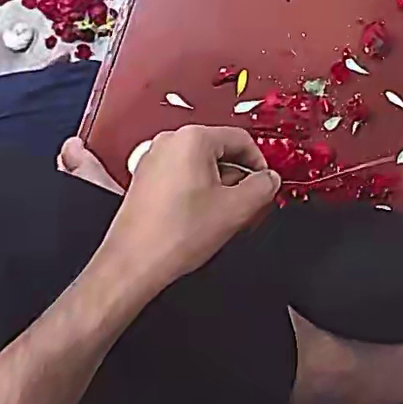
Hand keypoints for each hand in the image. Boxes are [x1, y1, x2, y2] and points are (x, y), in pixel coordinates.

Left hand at [101, 125, 279, 293]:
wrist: (133, 264)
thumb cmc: (174, 235)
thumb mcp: (236, 209)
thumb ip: (263, 187)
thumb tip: (269, 179)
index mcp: (193, 139)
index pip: (241, 139)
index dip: (259, 163)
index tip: (265, 182)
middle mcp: (171, 142)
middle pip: (221, 150)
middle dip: (239, 176)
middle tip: (248, 202)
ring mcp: (154, 159)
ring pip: (202, 164)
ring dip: (219, 185)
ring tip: (223, 214)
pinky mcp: (146, 178)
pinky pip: (183, 175)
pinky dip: (198, 190)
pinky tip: (201, 217)